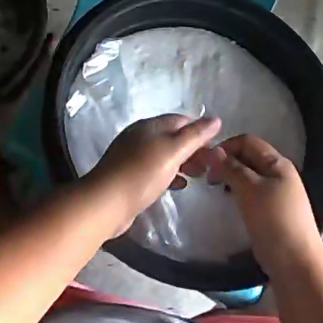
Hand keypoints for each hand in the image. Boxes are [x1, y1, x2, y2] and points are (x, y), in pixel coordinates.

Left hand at [87, 114, 222, 224]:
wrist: (106, 202)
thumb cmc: (142, 173)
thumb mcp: (173, 151)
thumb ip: (195, 136)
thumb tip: (215, 120)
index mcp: (150, 126)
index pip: (182, 120)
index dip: (201, 132)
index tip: (216, 149)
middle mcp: (140, 137)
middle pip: (173, 137)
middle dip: (194, 149)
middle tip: (211, 167)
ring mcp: (133, 156)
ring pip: (165, 155)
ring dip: (184, 163)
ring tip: (200, 176)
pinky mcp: (129, 176)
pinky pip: (155, 170)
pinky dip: (171, 174)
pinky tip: (179, 185)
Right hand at [198, 134, 322, 274]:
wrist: (296, 263)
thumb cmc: (274, 221)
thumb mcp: (250, 189)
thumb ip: (231, 168)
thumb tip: (212, 150)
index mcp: (277, 163)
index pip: (247, 141)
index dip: (225, 146)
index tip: (205, 161)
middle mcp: (278, 174)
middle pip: (247, 156)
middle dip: (225, 161)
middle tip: (205, 175)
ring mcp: (276, 193)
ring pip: (247, 175)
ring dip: (229, 176)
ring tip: (213, 187)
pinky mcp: (270, 211)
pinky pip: (250, 192)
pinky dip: (235, 191)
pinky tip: (226, 201)